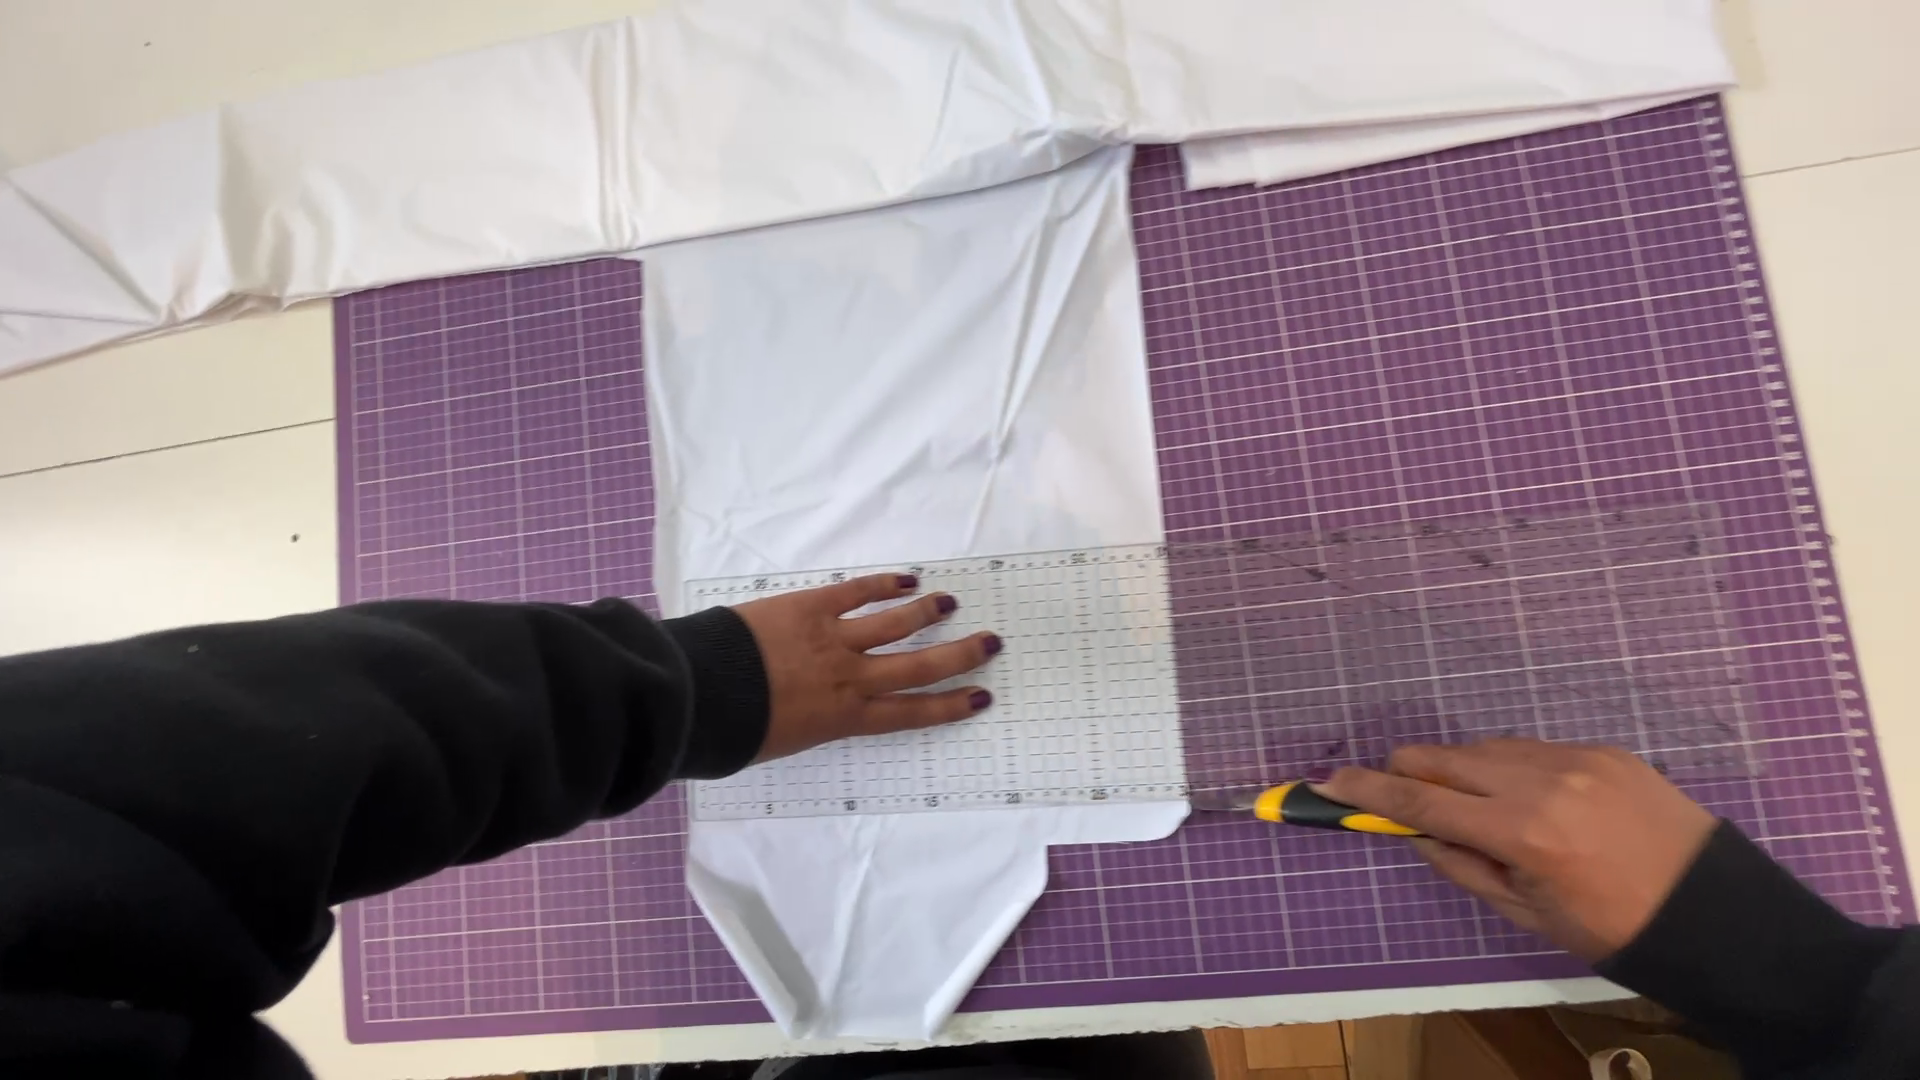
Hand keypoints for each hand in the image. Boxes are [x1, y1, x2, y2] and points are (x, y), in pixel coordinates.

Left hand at [732, 572, 1001, 762]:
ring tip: (951, 605)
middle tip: (989, 643)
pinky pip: (856, 593)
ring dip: (926, 614)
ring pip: (894, 624)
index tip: (978, 697)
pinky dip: (883, 585)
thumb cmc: (731, 730)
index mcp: (843, 717)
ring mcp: (834, 639)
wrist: (696, 694)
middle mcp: (850, 678)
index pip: (910, 712)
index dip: (949, 706)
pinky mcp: (812, 607)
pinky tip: (906, 580)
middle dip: (958, 656)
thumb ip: (811, 724)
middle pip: (917, 666)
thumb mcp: (780, 742)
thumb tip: (817, 712)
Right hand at [1319, 738, 1716, 961]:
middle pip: (1436, 756)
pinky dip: (1511, 770)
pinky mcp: (1602, 748)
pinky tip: (1540, 801)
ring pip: (1478, 748)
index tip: (1327, 780)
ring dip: (1462, 773)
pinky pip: (1527, 748)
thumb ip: (1460, 864)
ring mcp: (1574, 757)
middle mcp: (1541, 781)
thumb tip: (1414, 829)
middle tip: (1412, 802)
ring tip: (1492, 809)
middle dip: (1408, 775)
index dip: (1366, 790)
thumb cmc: (1620, 932)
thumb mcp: (1529, 915)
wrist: (1738, 924)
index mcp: (1523, 833)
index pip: (1419, 800)